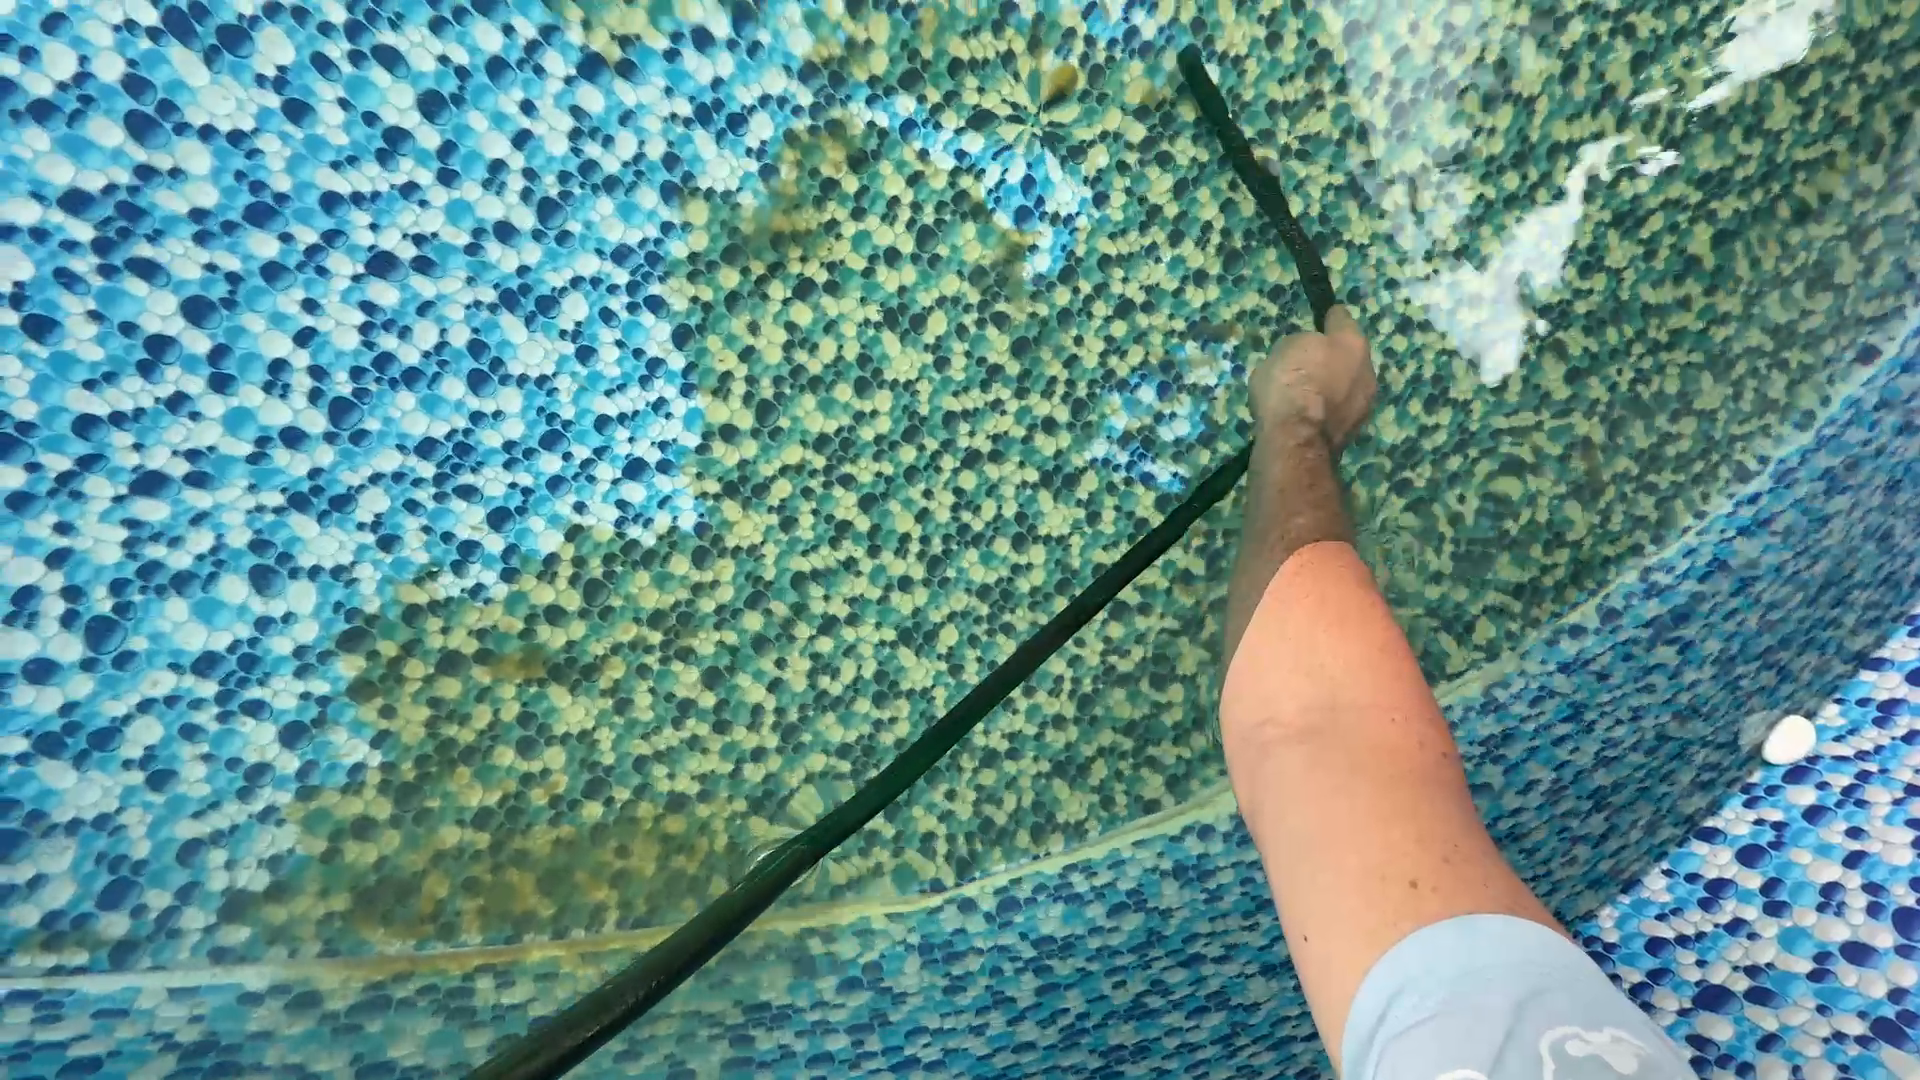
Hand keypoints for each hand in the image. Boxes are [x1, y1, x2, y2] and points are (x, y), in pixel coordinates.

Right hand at [1249, 305, 1375, 451]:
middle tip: (1310, 367)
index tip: (1322, 319)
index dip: (1329, 318)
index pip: (1342, 319)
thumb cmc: (1288, 386)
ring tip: (1308, 398)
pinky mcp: (1355, 430)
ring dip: (1334, 388)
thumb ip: (1297, 347)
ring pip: (1349, 386)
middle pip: (1350, 356)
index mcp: (1351, 341)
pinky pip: (1340, 411)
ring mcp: (1365, 402)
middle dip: (1334, 359)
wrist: (1296, 439)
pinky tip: (1308, 418)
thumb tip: (1303, 354)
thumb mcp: (1280, 352)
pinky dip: (1328, 412)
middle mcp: (1367, 368)